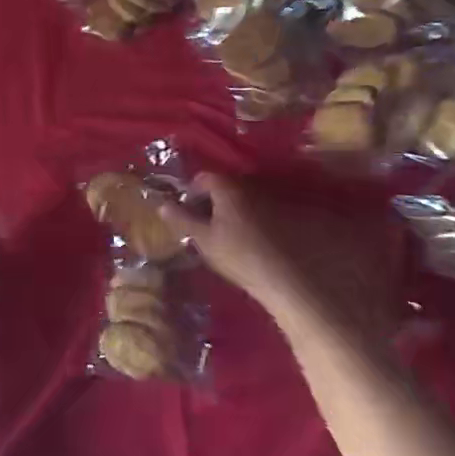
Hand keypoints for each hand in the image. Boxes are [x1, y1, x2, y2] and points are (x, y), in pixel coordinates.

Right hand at [161, 174, 400, 354]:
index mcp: (229, 188)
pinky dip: (255, 221)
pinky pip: (266, 212)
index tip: (186, 210)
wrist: (291, 277)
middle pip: (227, 186)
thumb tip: (161, 205)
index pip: (204, 178)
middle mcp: (254, 186)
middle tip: (205, 224)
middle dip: (214, 201)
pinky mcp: (293, 215)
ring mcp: (276, 199)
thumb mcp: (204, 240)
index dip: (192, 191)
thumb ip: (182, 220)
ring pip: (248, 199)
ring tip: (228, 235)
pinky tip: (253, 242)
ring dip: (236, 211)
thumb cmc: (240, 255)